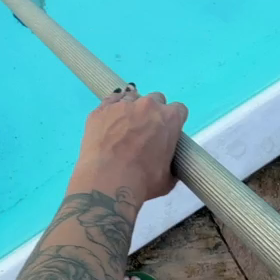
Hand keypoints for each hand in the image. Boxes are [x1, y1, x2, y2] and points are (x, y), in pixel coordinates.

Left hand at [72, 87, 187, 200]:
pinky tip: (108, 121)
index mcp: (169, 119)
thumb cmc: (143, 182)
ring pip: (131, 97)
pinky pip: (110, 101)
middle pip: (155, 99)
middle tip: (144, 131)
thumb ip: (171, 163)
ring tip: (123, 127)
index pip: (178, 109)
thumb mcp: (168, 177)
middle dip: (152, 112)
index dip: (173, 121)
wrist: (107, 181)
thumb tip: (168, 164)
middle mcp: (148, 105)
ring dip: (131, 109)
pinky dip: (111, 109)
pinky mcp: (101, 109)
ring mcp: (122, 105)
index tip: (166, 132)